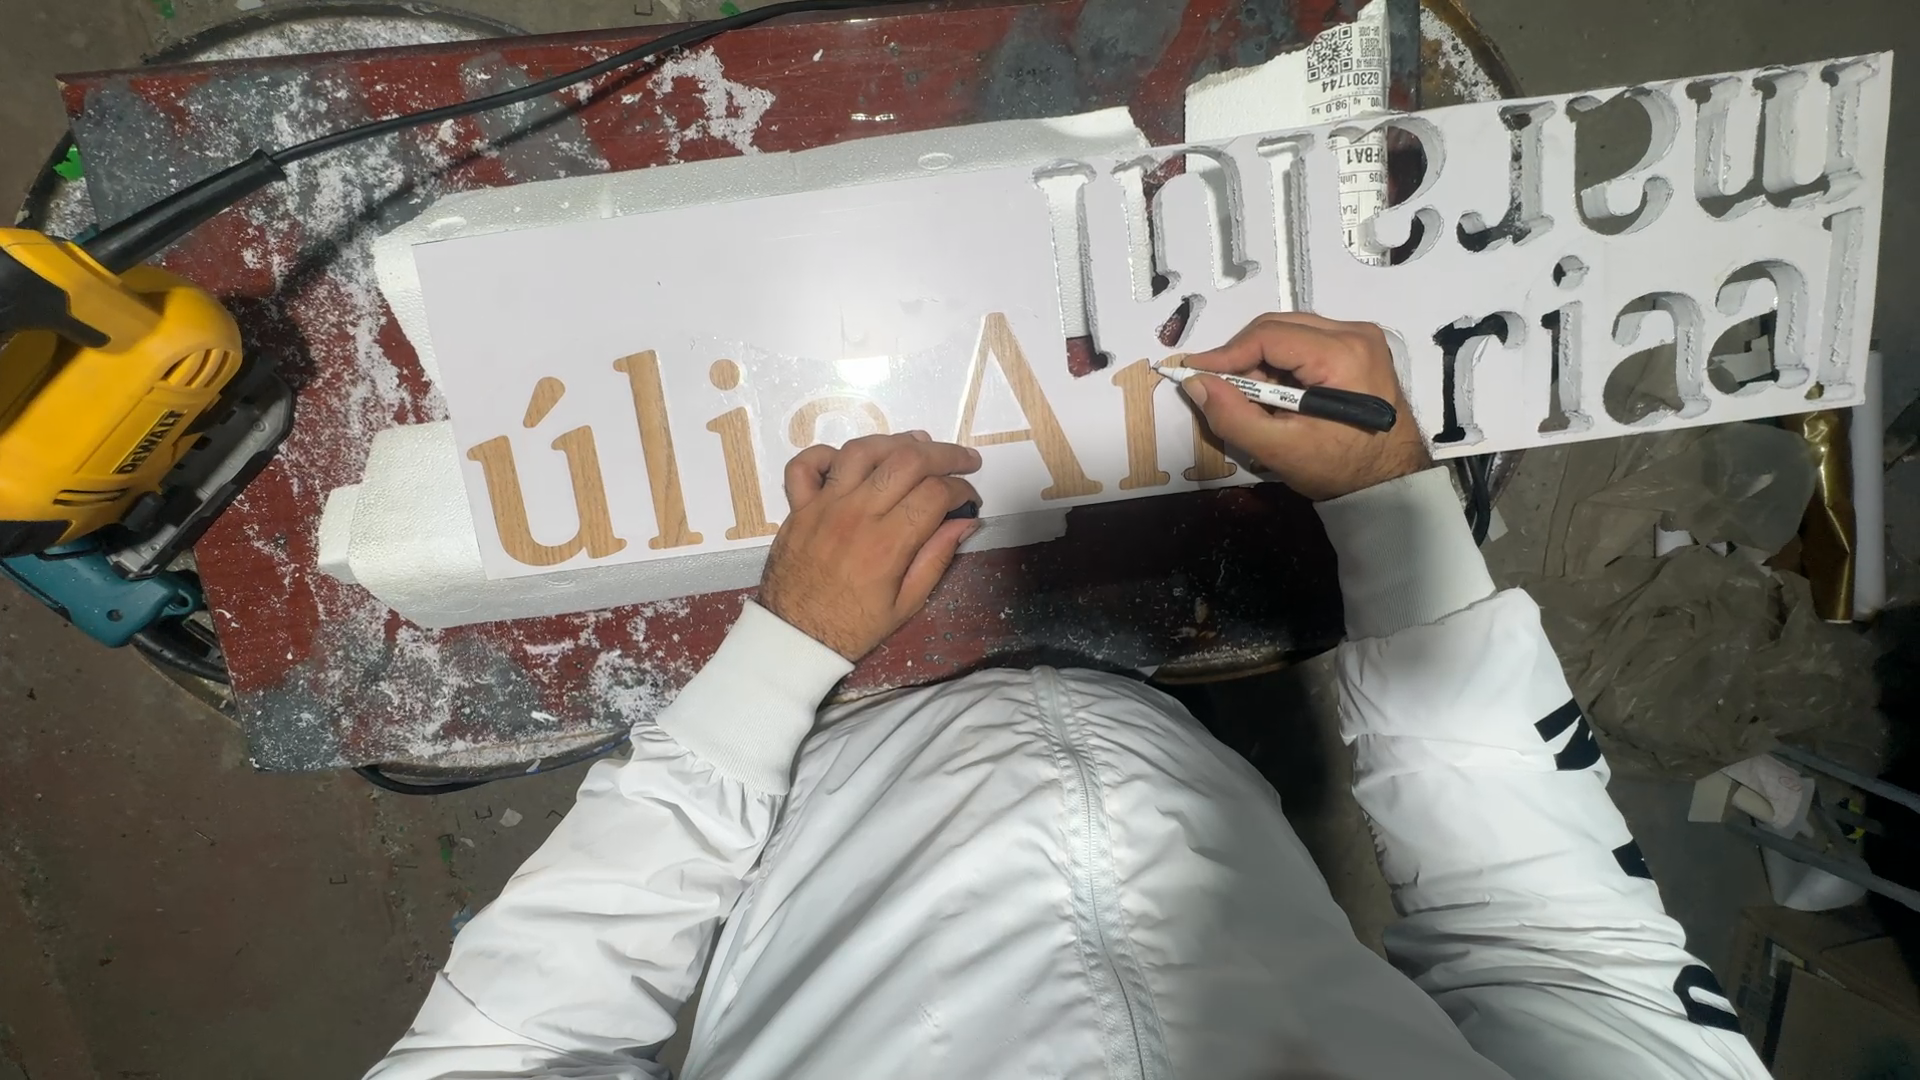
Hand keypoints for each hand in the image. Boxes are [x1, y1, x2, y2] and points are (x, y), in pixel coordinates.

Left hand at [759, 432, 982, 660]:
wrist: (794, 639)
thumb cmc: (854, 627)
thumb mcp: (907, 604)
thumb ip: (937, 558)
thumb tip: (966, 522)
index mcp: (888, 544)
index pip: (936, 493)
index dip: (963, 490)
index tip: (971, 500)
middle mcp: (856, 514)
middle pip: (908, 460)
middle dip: (945, 455)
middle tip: (964, 461)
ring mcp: (823, 506)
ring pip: (863, 451)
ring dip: (896, 442)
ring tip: (918, 447)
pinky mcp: (798, 507)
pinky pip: (806, 464)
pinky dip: (827, 454)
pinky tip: (851, 463)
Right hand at [1178, 313, 1430, 500]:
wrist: (1388, 481)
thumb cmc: (1338, 468)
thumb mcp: (1280, 449)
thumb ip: (1234, 416)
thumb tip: (1195, 383)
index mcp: (1342, 353)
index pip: (1267, 336)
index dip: (1224, 354)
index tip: (1191, 372)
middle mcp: (1355, 333)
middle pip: (1276, 328)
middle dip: (1240, 357)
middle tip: (1221, 390)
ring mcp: (1359, 338)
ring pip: (1287, 333)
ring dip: (1258, 362)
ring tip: (1251, 397)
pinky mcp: (1358, 349)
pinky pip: (1303, 342)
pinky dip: (1278, 364)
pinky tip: (1275, 394)